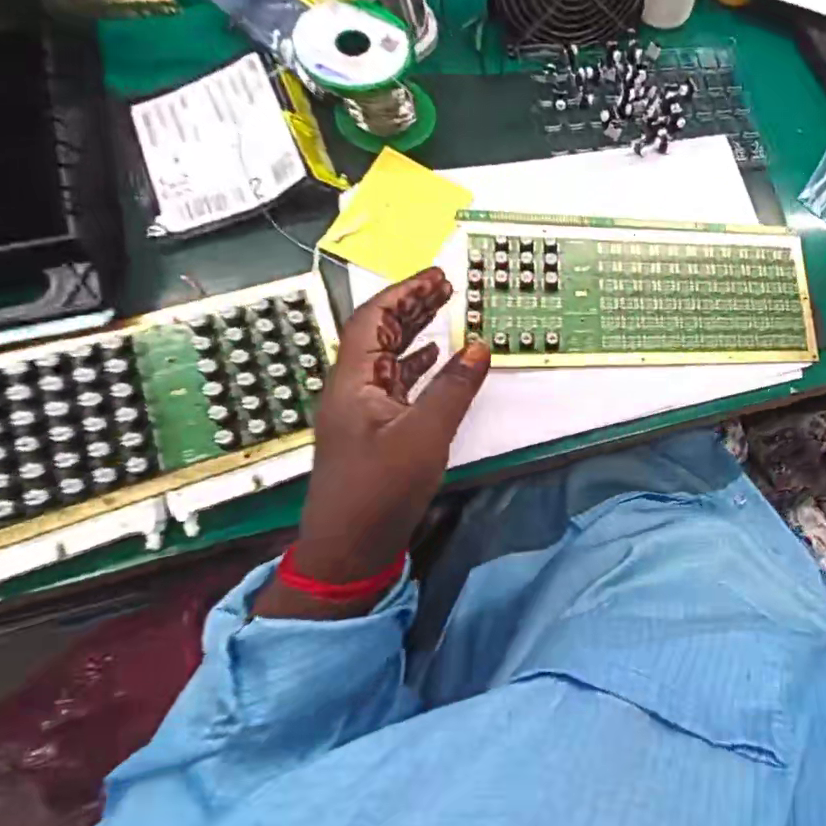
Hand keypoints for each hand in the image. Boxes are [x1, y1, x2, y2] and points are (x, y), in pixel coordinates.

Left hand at [255, 268, 489, 618]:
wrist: (348, 549)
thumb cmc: (379, 491)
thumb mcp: (423, 435)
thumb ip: (453, 388)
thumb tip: (477, 349)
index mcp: (352, 381)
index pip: (374, 318)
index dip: (405, 292)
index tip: (436, 277)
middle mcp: (352, 388)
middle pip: (379, 332)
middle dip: (411, 305)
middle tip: (445, 287)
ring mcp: (362, 409)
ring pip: (389, 356)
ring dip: (415, 331)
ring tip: (444, 312)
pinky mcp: (374, 429)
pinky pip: (396, 382)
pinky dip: (417, 365)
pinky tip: (435, 359)